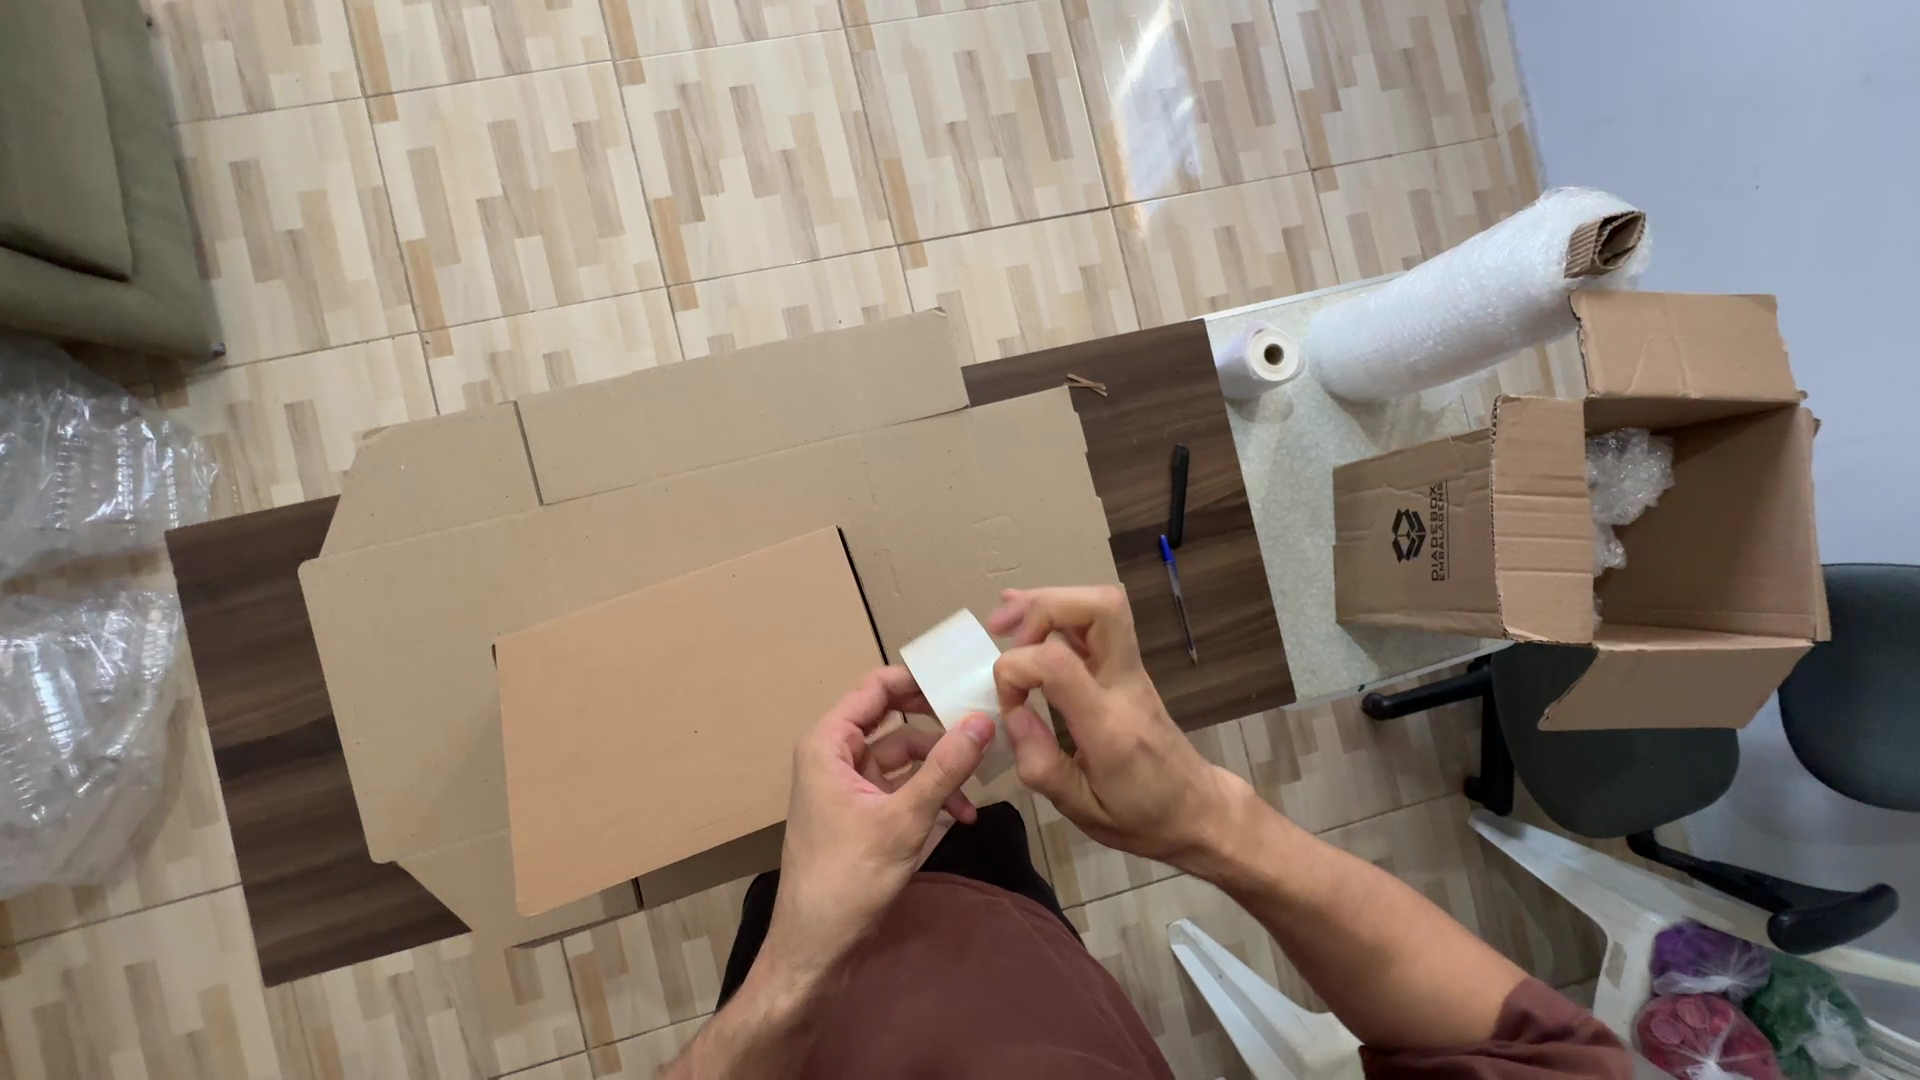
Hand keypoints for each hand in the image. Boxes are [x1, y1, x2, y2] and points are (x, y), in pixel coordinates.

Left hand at [762, 666, 994, 984]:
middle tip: (980, 723)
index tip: (961, 680)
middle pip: (894, 720)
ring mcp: (848, 784)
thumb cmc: (849, 877)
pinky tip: (961, 815)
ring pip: (903, 756)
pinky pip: (901, 786)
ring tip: (976, 789)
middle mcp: (835, 755)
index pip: (875, 688)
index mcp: (829, 743)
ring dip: (939, 770)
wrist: (815, 948)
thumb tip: (983, 721)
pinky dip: (929, 795)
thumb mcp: (904, 819)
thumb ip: (945, 768)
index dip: (917, 679)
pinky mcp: (861, 811)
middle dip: (937, 727)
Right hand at [989, 586, 1254, 869]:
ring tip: (1006, 621)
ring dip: (1049, 602)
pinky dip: (1058, 610)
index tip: (1008, 703)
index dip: (1016, 669)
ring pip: (1102, 603)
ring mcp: (1132, 670)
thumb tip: (1012, 713)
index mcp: (1111, 727)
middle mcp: (1126, 685)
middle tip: (1002, 632)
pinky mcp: (1127, 666)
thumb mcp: (1082, 811)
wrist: (1197, 811)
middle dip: (1041, 607)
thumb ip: (1042, 766)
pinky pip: (1098, 620)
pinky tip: (1025, 619)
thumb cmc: (1141, 818)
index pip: (1059, 664)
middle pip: (1099, 608)